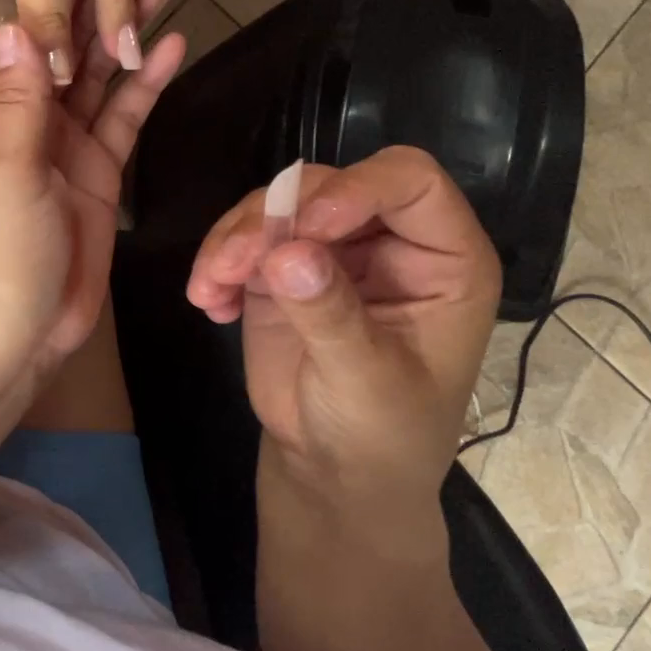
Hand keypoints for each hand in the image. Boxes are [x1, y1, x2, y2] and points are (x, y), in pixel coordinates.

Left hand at [0, 0, 183, 375]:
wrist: (19, 330)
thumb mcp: (7, 172)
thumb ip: (19, 103)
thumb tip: (18, 25)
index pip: (26, 39)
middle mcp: (31, 120)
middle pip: (66, 49)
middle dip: (95, 3)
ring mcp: (68, 145)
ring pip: (100, 76)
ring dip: (124, 32)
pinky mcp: (101, 171)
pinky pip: (125, 117)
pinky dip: (146, 84)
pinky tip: (171, 47)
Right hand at [186, 148, 501, 509]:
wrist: (331, 465)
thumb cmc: (382, 431)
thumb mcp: (367, 380)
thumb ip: (332, 316)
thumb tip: (288, 254)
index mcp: (441, 260)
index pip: (409, 184)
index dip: (356, 189)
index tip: (305, 228)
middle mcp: (384, 242)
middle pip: (324, 186)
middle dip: (271, 218)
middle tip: (233, 265)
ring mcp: (326, 251)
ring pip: (272, 205)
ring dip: (231, 241)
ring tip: (210, 292)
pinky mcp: (277, 267)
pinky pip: (238, 238)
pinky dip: (214, 263)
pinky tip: (210, 304)